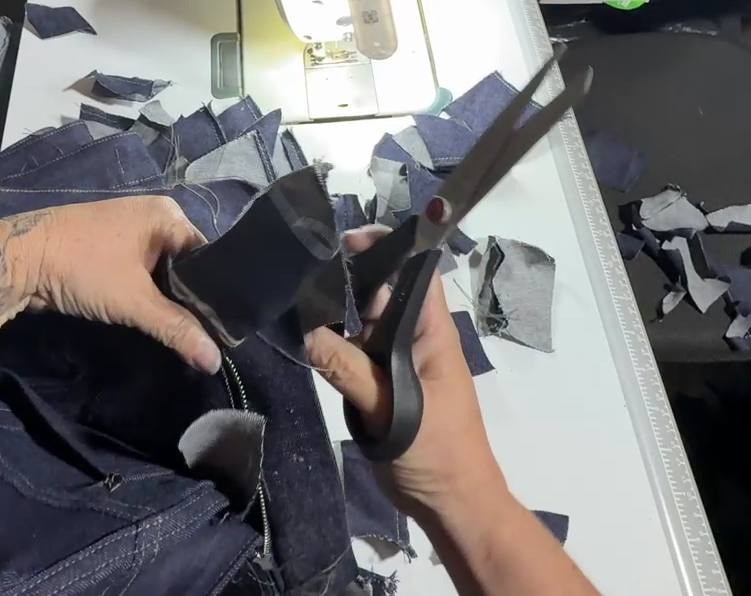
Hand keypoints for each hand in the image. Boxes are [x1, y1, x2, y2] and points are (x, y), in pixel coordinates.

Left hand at [0, 197, 223, 373]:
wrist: (20, 260)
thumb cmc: (83, 268)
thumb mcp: (135, 302)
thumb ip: (177, 329)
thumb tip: (216, 361)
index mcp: (167, 213)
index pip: (207, 256)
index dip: (216, 294)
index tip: (225, 330)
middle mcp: (153, 216)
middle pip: (186, 265)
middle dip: (191, 300)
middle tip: (206, 339)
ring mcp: (130, 231)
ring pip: (163, 272)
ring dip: (168, 300)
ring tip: (186, 335)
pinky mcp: (112, 247)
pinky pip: (143, 272)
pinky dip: (148, 294)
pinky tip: (156, 320)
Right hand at [305, 225, 507, 520]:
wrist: (452, 508)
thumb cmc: (437, 455)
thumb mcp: (391, 411)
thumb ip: (347, 369)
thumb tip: (304, 330)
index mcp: (431, 331)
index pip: (416, 270)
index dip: (386, 247)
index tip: (344, 242)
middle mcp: (414, 335)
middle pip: (382, 289)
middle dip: (349, 278)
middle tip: (306, 274)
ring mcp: (398, 356)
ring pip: (365, 318)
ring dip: (338, 310)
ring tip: (298, 298)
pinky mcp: (383, 377)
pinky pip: (357, 346)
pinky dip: (336, 339)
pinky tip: (307, 334)